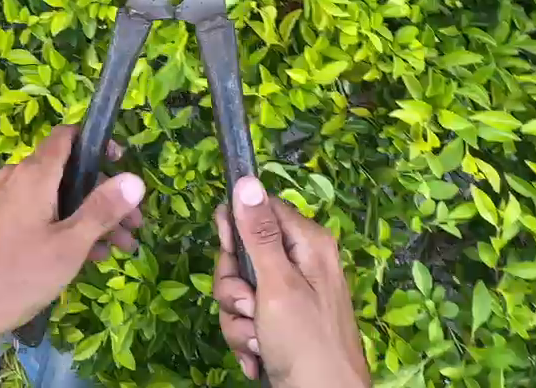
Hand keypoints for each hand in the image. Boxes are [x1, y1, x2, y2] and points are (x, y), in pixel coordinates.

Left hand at [0, 126, 145, 385]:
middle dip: (104, 194)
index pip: (69, 135)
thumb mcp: (69, 245)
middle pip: (68, 171)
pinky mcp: (1, 222)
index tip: (124, 166)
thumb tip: (136, 178)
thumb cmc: (17, 274)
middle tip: (134, 225)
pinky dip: (66, 227)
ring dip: (89, 217)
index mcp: (36, 172)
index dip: (98, 143)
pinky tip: (88, 258)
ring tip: (120, 249)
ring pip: (57, 196)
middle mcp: (20, 177)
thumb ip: (102, 210)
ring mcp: (8, 200)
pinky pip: (41, 212)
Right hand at [213, 177, 368, 387]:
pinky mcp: (280, 324)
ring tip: (257, 341)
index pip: (258, 208)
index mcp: (307, 243)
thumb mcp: (277, 285)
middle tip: (248, 307)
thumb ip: (258, 234)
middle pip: (243, 250)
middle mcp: (300, 263)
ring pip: (239, 286)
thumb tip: (246, 178)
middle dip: (234, 285)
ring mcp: (290, 295)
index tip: (228, 250)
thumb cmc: (306, 344)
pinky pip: (246, 315)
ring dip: (238, 317)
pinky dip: (246, 337)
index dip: (236, 228)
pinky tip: (258, 356)